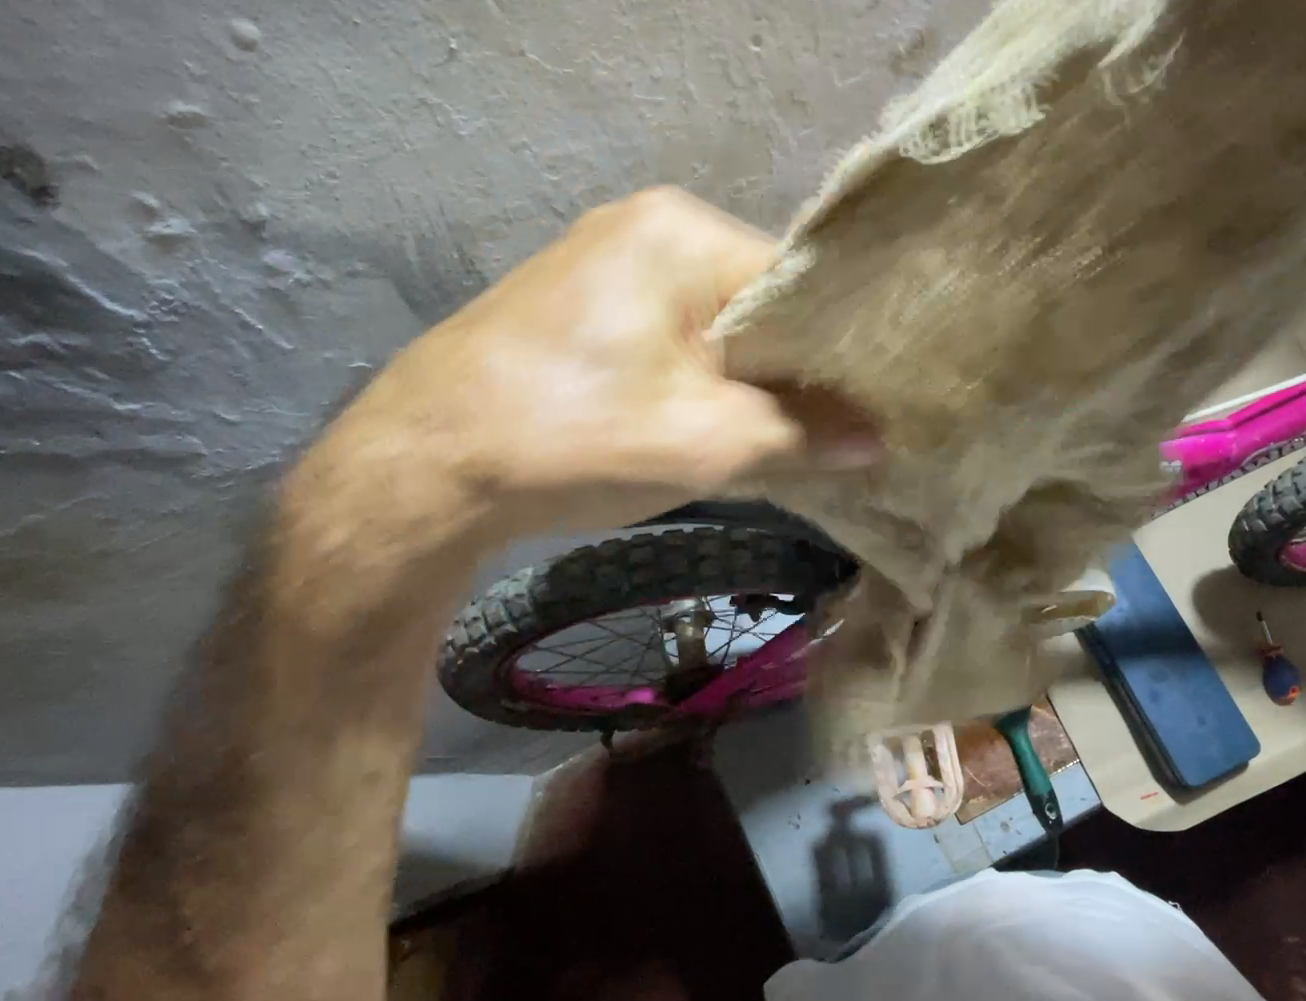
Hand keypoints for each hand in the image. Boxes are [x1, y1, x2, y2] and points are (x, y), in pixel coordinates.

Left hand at [307, 187, 873, 550]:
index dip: (840, 351)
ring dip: (747, 383)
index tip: (872, 407)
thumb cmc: (574, 438)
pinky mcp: (581, 308)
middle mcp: (645, 229)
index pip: (799, 284)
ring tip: (782, 438)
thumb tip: (879, 441)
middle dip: (792, 373)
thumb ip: (803, 435)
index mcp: (682, 233)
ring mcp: (606, 265)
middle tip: (834, 433)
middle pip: (758, 304)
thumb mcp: (707, 443)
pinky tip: (712, 426)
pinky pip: (672, 338)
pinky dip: (701, 382)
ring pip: (715, 327)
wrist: (426, 467)